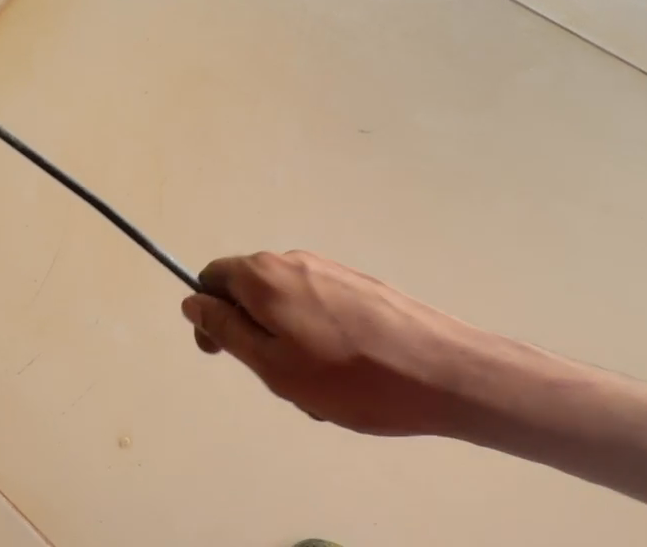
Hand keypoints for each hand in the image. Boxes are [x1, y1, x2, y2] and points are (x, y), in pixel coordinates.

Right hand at [181, 250, 491, 436]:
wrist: (453, 375)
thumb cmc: (352, 378)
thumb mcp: (273, 366)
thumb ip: (225, 329)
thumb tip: (193, 302)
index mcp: (261, 275)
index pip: (210, 279)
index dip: (208, 316)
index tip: (223, 353)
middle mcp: (290, 260)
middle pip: (248, 290)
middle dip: (253, 331)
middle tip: (281, 378)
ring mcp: (330, 270)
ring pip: (286, 302)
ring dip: (288, 338)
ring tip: (322, 385)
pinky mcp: (363, 285)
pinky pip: (319, 305)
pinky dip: (319, 334)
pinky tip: (351, 372)